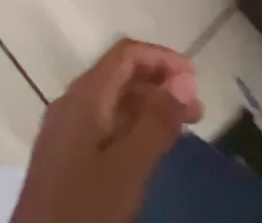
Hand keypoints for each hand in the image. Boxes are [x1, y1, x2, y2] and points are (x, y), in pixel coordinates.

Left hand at [12, 39, 204, 222]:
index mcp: (84, 96)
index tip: (195, 80)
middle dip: (160, 85)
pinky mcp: (64, 156)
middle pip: (119, 75)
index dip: (163, 58)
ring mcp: (65, 130)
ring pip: (112, 102)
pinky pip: (104, 126)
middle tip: (197, 113)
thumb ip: (157, 120)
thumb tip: (184, 78)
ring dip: (148, 108)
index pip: (126, 54)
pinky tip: (150, 151)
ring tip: (181, 131)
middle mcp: (71, 103)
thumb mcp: (129, 166)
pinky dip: (132, 128)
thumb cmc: (85, 207)